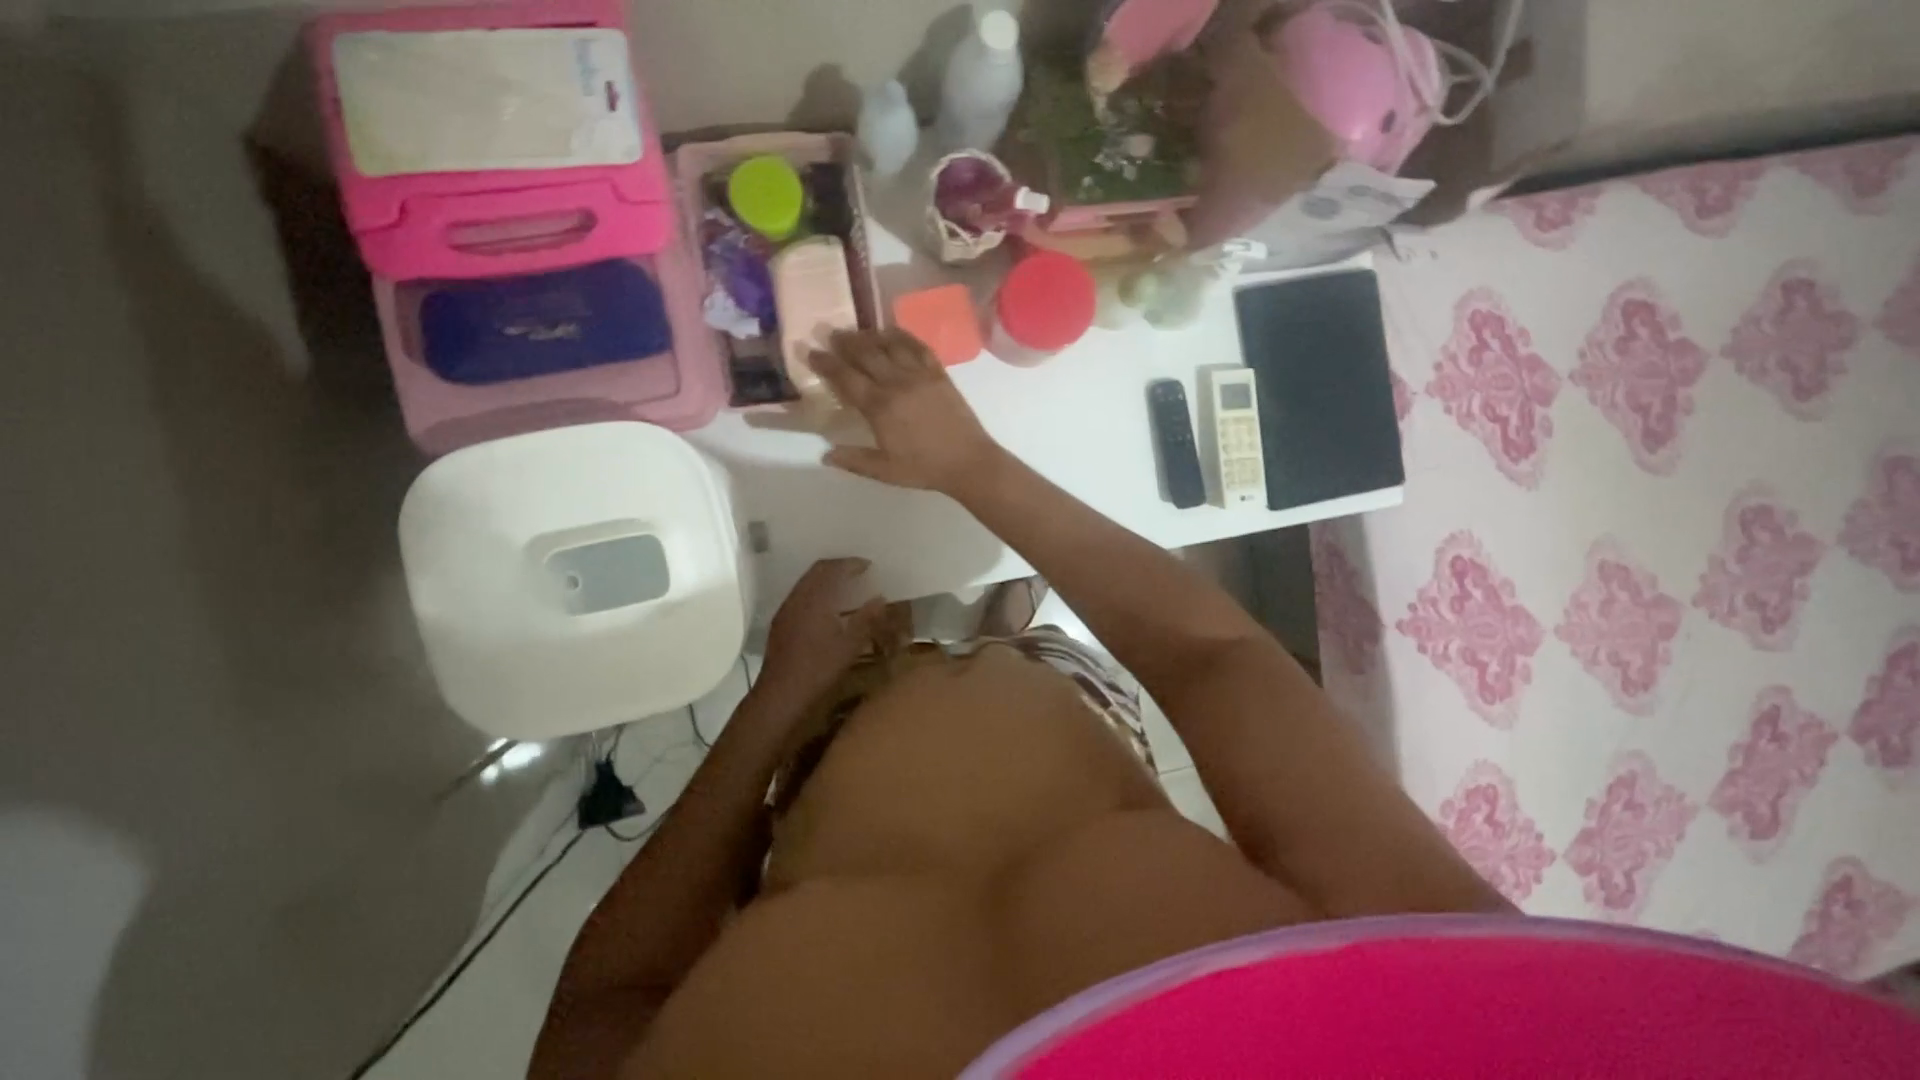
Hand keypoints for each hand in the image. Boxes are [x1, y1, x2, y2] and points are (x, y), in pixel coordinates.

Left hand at [758, 558, 886, 702]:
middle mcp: (797, 598)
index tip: (868, 565)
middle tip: (857, 572)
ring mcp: (785, 610)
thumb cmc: (819, 669)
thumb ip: (866, 619)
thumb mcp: (850, 645)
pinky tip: (827, 609)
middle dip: (837, 568)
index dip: (851, 564)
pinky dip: (815, 593)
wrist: (781, 693)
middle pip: (816, 572)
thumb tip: (880, 598)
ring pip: (806, 583)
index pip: (832, 569)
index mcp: (815, 599)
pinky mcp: (780, 623)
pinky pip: (800, 596)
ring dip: (825, 580)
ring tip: (846, 588)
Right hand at [811, 329, 1004, 494]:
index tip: (811, 352)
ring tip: (857, 331)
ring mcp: (920, 375)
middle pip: (866, 354)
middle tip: (831, 333)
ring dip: (871, 335)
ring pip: (890, 345)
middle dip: (845, 342)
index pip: (846, 378)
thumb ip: (854, 460)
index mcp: (880, 407)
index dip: (826, 364)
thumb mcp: (885, 471)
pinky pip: (918, 347)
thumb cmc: (924, 468)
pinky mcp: (939, 373)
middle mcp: (897, 383)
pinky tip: (893, 332)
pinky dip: (903, 336)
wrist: (968, 462)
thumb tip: (825, 454)